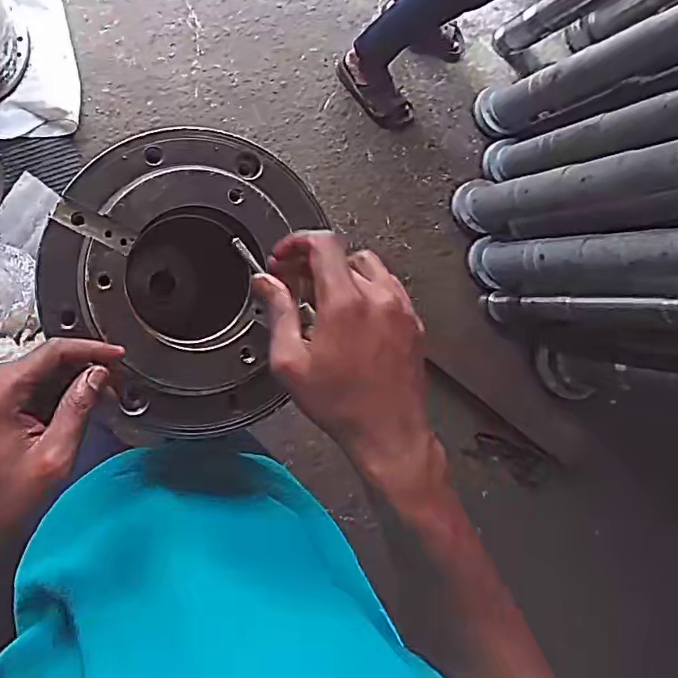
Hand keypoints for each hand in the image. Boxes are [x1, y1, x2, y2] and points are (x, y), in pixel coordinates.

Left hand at [0, 338, 124, 548]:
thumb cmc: (4, 506)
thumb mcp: (55, 456)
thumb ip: (79, 407)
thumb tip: (97, 374)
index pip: (53, 351)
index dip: (91, 349)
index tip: (116, 354)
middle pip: (47, 359)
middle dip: (84, 368)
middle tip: (114, 383)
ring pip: (42, 372)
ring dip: (72, 383)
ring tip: (99, 401)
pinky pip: (32, 388)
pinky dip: (57, 395)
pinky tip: (75, 411)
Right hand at [249, 231, 437, 489]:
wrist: (389, 435)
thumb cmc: (343, 405)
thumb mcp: (291, 361)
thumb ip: (277, 311)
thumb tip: (266, 283)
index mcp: (345, 302)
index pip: (323, 243)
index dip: (296, 242)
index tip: (283, 256)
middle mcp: (377, 298)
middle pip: (341, 253)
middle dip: (311, 263)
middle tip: (293, 282)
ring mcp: (399, 308)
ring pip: (366, 266)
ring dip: (339, 273)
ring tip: (320, 299)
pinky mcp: (411, 321)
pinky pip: (385, 286)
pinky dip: (363, 288)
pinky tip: (348, 313)